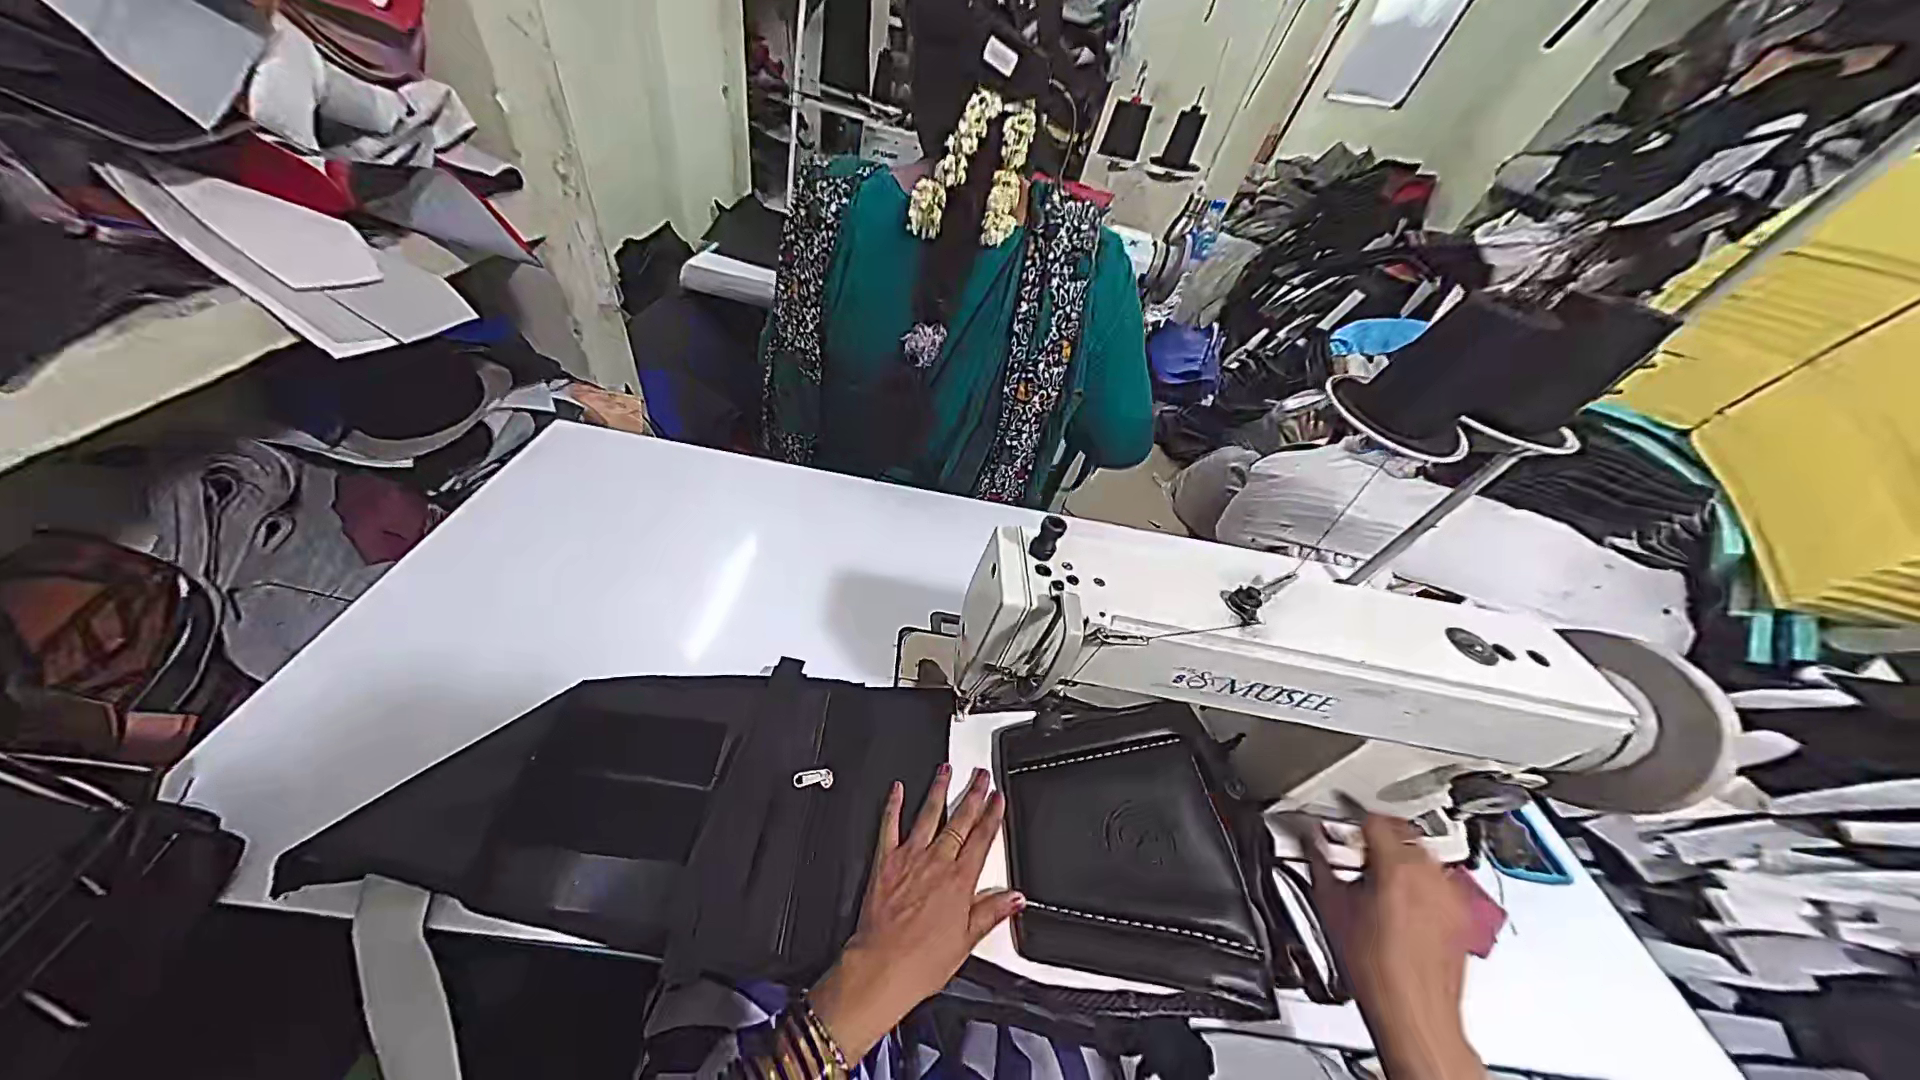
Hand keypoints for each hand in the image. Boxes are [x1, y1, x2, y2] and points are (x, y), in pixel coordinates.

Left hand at [809, 765, 1021, 1059]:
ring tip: (946, 770)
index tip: (998, 797)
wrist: (882, 967)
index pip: (982, 839)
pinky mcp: (886, 861)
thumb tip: (1015, 898)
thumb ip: (992, 912)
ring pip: (928, 814)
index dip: (992, 815)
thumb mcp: (967, 940)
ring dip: (939, 790)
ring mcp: (910, 858)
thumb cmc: (921, 961)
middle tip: (981, 775)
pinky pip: (889, 826)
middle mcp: (937, 863)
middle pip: (960, 820)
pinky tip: (897, 789)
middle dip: (974, 794)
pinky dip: (893, 805)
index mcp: (959, 881)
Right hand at [1303, 812, 1484, 1079]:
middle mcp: (1431, 875)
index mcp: (1397, 865)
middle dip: (1376, 832)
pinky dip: (1417, 876)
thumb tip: (1309, 839)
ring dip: (1398, 852)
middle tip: (1353, 841)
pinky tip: (1397, 893)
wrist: (1412, 1014)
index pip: (1374, 817)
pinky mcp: (1462, 915)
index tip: (1337, 819)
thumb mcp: (1330, 903)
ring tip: (1373, 867)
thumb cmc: (1375, 969)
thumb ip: (1318, 860)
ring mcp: (1451, 895)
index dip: (1349, 815)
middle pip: (1402, 830)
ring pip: (1422, 853)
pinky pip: (1438, 879)